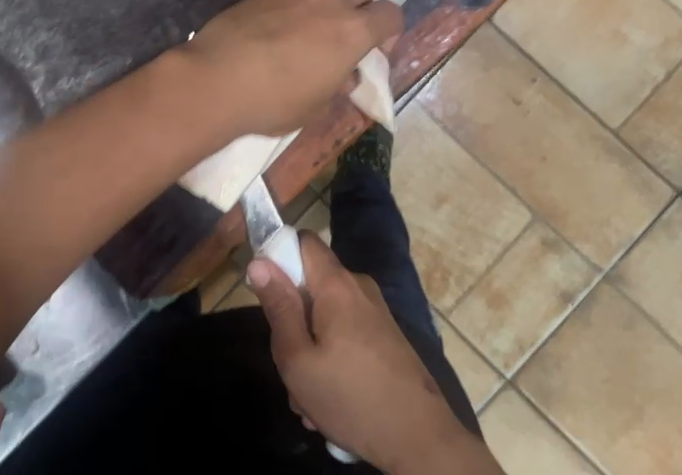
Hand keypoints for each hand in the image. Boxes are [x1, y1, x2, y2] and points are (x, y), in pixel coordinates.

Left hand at [175, 0, 401, 139]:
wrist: (217, 79)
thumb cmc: (274, 101)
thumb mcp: (317, 106)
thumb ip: (338, 84)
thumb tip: (344, 74)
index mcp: (354, 31)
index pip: (391, 14)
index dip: (389, 32)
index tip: (374, 52)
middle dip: (359, 10)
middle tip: (343, 38)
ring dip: (327, 0)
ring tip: (308, 26)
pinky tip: (280, 15)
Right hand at [251, 234, 501, 474]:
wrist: (423, 441)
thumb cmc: (352, 398)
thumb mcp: (298, 359)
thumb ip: (278, 307)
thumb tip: (259, 262)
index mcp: (337, 285)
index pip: (303, 240)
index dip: (279, 255)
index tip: (266, 291)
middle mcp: (360, 289)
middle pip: (312, 284)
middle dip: (293, 320)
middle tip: (288, 362)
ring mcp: (377, 314)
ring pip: (327, 318)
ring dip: (311, 349)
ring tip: (309, 399)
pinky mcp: (387, 339)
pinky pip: (346, 336)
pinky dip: (333, 360)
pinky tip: (331, 402)